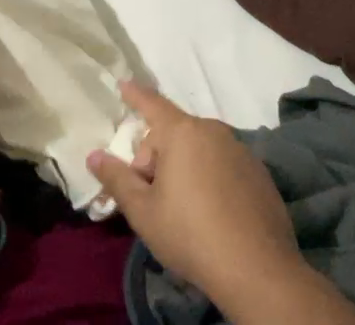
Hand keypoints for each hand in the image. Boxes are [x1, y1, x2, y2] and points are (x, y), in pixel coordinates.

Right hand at [89, 81, 300, 307]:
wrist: (258, 271)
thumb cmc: (190, 235)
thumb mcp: (143, 211)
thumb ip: (117, 178)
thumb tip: (94, 155)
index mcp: (182, 133)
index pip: (152, 104)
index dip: (135, 95)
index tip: (123, 84)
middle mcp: (213, 131)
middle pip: (174, 134)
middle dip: (158, 157)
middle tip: (152, 196)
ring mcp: (241, 151)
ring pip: (200, 149)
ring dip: (185, 167)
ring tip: (184, 209)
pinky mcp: (260, 173)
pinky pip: (224, 164)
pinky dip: (211, 178)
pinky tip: (213, 214)